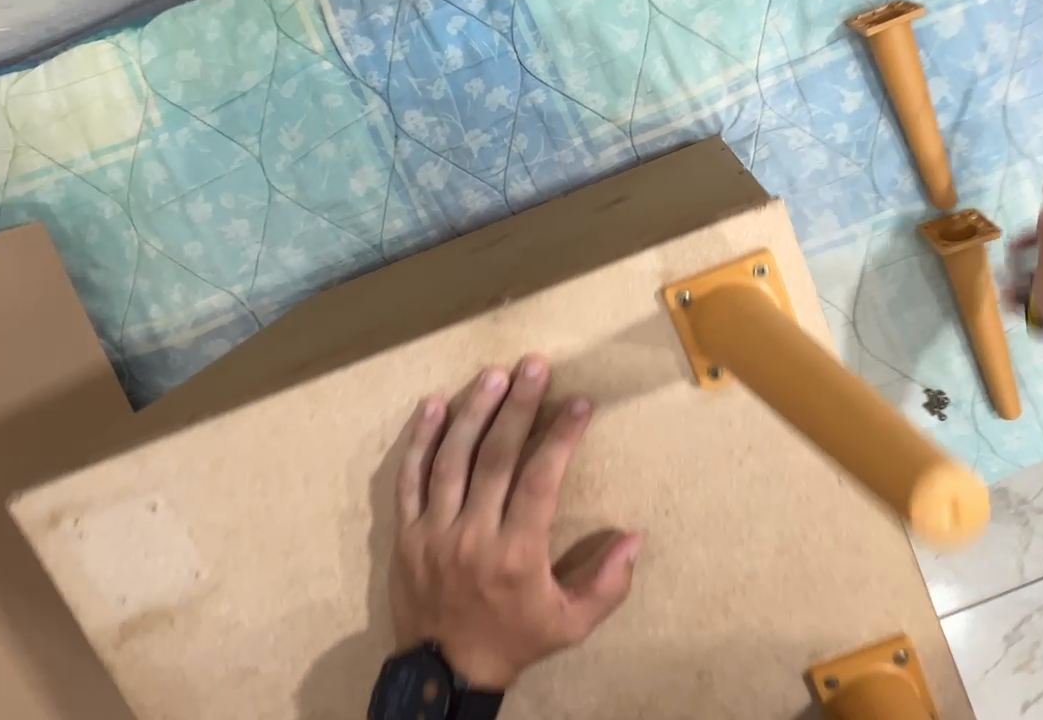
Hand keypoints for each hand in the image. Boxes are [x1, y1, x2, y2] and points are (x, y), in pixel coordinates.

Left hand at [389, 354, 642, 689]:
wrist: (442, 676)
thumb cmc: (514, 641)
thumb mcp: (570, 625)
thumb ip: (607, 584)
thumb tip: (637, 537)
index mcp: (516, 554)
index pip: (540, 480)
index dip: (561, 437)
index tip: (580, 402)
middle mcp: (472, 535)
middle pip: (496, 458)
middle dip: (518, 407)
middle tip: (534, 366)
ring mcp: (433, 531)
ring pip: (452, 460)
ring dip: (474, 412)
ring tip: (494, 375)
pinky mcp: (406, 533)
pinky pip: (409, 480)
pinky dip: (420, 440)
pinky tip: (434, 405)